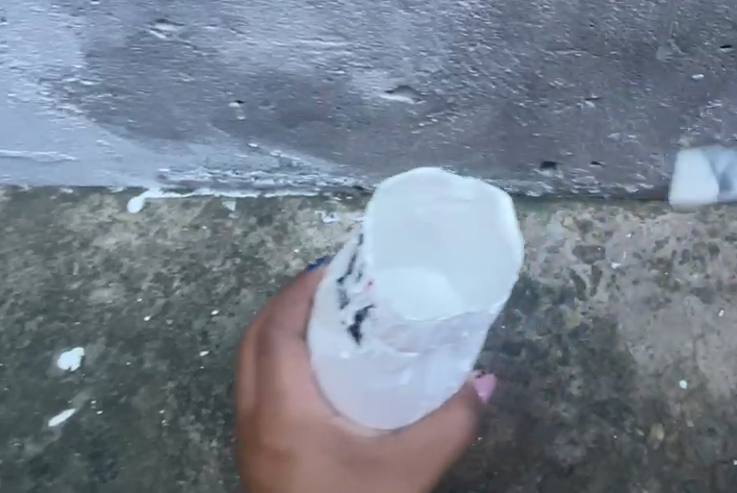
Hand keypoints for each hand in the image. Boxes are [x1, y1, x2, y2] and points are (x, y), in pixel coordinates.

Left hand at [236, 264, 494, 492]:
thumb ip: (452, 419)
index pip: (275, 329)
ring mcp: (251, 441)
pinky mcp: (259, 458)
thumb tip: (485, 379)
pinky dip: (283, 361)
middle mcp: (255, 419)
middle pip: (255, 340)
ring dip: (284, 332)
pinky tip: (327, 369)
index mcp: (282, 409)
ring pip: (253, 365)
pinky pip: (259, 389)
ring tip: (334, 317)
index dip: (301, 290)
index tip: (339, 267)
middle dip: (291, 303)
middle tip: (338, 286)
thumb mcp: (411, 469)